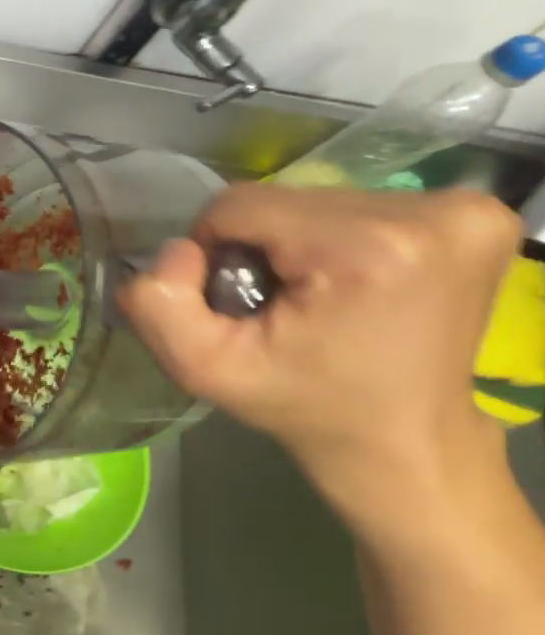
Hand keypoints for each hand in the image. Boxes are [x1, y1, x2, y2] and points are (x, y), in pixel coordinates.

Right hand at [119, 185, 518, 499]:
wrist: (400, 434)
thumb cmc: (301, 403)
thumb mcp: (202, 367)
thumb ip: (158, 304)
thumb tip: (175, 250)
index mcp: (368, 247)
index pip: (240, 205)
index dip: (214, 251)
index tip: (237, 302)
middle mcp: (431, 212)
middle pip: (283, 199)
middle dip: (260, 247)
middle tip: (275, 305)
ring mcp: (464, 209)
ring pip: (317, 200)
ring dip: (295, 244)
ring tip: (310, 298)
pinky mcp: (475, 211)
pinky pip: (360, 205)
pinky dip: (335, 241)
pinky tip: (347, 284)